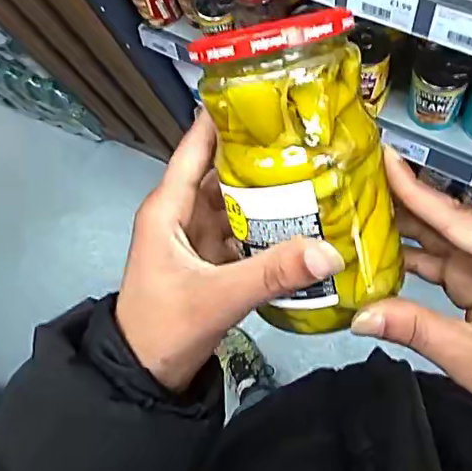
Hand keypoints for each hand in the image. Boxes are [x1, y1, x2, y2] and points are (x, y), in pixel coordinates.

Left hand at [116, 112, 344, 391]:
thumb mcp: (217, 297)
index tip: (258, 91)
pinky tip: (300, 218)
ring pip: (234, 200)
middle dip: (258, 151)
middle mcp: (182, 214)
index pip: (195, 148)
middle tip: (305, 134)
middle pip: (222, 170)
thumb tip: (329, 250)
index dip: (221, 118)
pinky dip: (267, 222)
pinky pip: (242, 228)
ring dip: (266, 188)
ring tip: (312, 169)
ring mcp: (197, 236)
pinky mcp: (211, 258)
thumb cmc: (163, 328)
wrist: (142, 379)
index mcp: (169, 208)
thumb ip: (271, 273)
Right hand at [351, 149, 471, 440]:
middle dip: (405, 199)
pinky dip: (408, 256)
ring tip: (360, 206)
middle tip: (362, 176)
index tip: (386, 159)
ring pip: (438, 239)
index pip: (457, 219)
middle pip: (446, 222)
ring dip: (403, 225)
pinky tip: (378, 248)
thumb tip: (360, 315)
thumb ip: (415, 329)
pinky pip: (436, 263)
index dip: (418, 190)